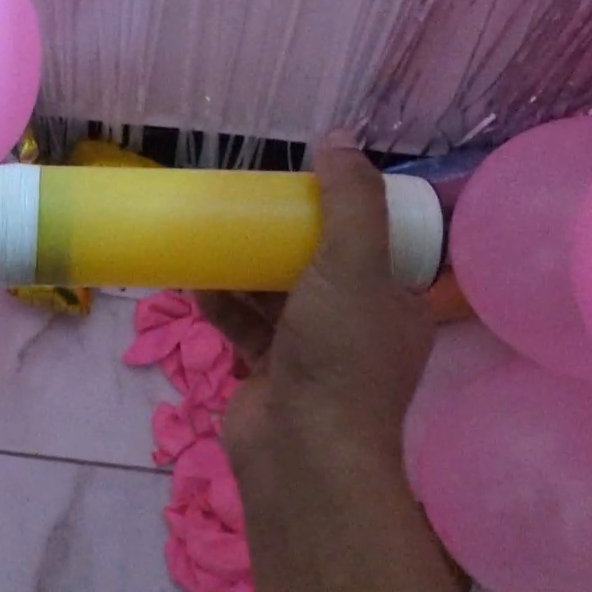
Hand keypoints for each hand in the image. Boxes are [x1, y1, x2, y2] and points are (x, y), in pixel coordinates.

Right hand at [200, 143, 434, 471]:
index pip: (378, 242)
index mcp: (396, 302)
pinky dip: (223, 303)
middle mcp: (358, 325)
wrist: (303, 454)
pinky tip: (195, 279)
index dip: (347, 210)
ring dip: (247, 266)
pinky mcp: (270, 370)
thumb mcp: (355, 264)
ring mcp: (312, 351)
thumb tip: (338, 137)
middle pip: (321, 264)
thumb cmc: (340, 356)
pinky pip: (245, 325)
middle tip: (254, 202)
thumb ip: (350, 200)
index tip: (309, 184)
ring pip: (278, 294)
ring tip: (217, 230)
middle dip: (285, 234)